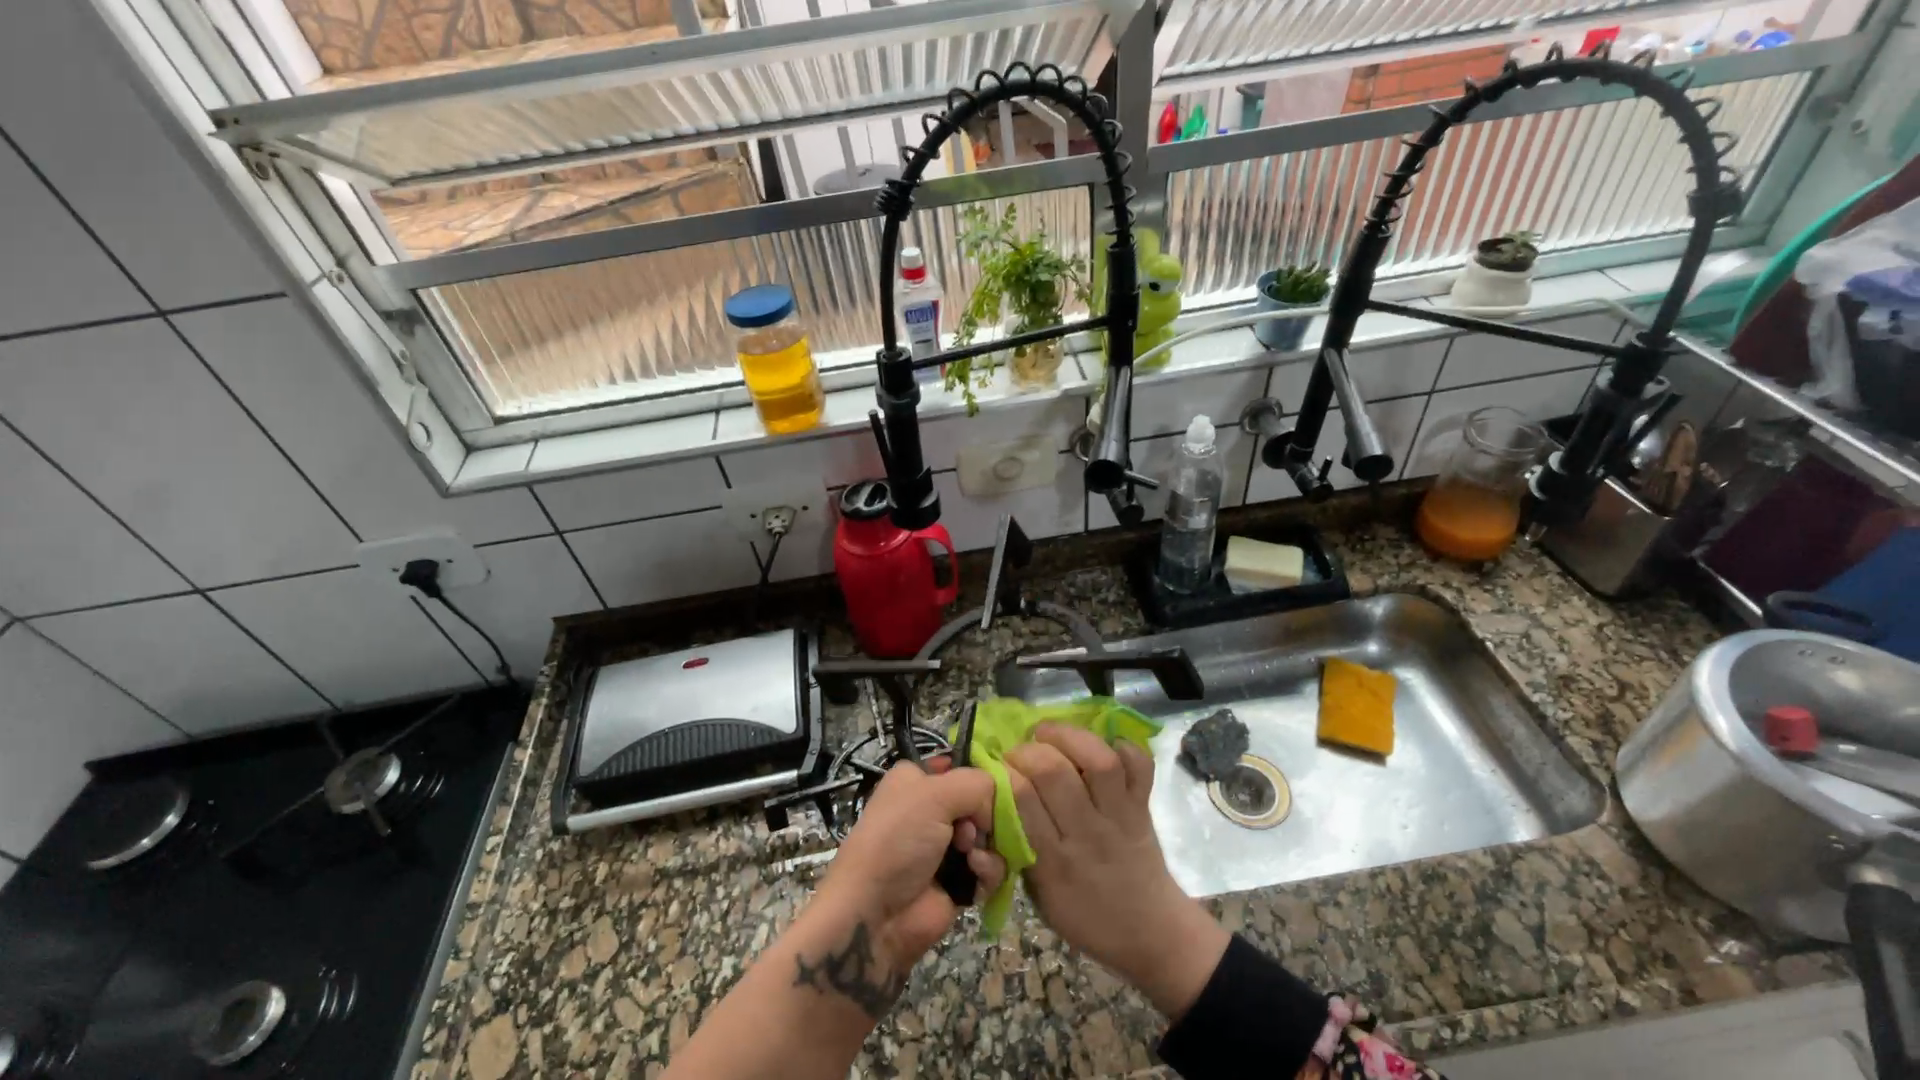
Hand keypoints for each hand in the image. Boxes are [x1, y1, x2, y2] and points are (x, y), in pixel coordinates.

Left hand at [815, 759, 1006, 972]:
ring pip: (992, 835)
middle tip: (968, 830)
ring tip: (970, 857)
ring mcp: (947, 847)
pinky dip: (988, 869)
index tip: (990, 789)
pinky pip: (991, 867)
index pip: (961, 767)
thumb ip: (977, 784)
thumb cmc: (897, 840)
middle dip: (985, 816)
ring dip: (987, 845)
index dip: (978, 777)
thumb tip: (997, 806)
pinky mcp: (961, 881)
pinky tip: (974, 874)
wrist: (876, 912)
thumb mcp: (933, 794)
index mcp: (916, 781)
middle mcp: (932, 810)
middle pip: (983, 802)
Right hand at [1005, 724, 1229, 1019]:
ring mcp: (1119, 817)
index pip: (1022, 799)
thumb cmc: (1085, 916)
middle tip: (1020, 750)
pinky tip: (1101, 745)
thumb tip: (990, 808)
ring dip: (1070, 736)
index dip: (1004, 772)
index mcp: (1052, 860)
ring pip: (1098, 761)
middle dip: (1028, 750)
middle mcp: (1086, 833)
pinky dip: (1123, 747)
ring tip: (1051, 733)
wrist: (1150, 932)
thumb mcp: (1039, 896)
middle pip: (1054, 772)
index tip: (995, 768)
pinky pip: (1139, 767)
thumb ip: (1016, 851)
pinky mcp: (1143, 807)